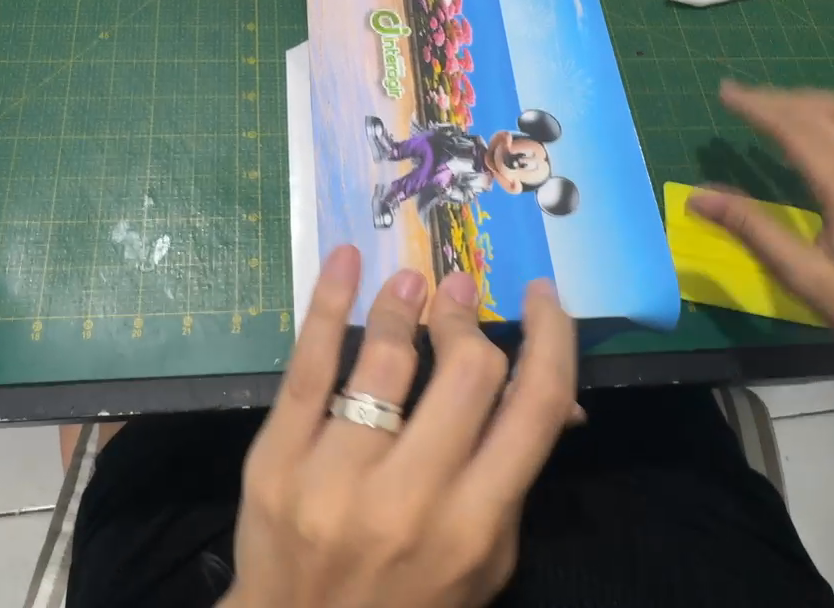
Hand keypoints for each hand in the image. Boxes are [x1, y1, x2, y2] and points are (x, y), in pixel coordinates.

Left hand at [222, 248, 577, 607]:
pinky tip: (347, 260)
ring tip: (411, 283)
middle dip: (466, 319)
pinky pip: (308, 363)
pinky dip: (330, 302)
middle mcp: (411, 498)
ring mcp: (336, 476)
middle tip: (457, 294)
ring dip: (404, 305)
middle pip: (464, 371)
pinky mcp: (276, 457)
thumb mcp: (482, 562)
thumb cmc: (406, 602)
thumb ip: (514, 477)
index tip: (541, 297)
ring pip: (385, 357)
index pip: (532, 407)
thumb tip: (557, 397)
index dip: (550, 337)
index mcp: (474, 525)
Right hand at [689, 81, 833, 402]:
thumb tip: (698, 196)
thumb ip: (754, 230)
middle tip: (742, 96)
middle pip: (828, 111)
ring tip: (780, 108)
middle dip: (782, 98)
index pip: (795, 128)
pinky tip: (828, 140)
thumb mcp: (809, 279)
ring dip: (814, 103)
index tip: (725, 91)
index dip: (757, 106)